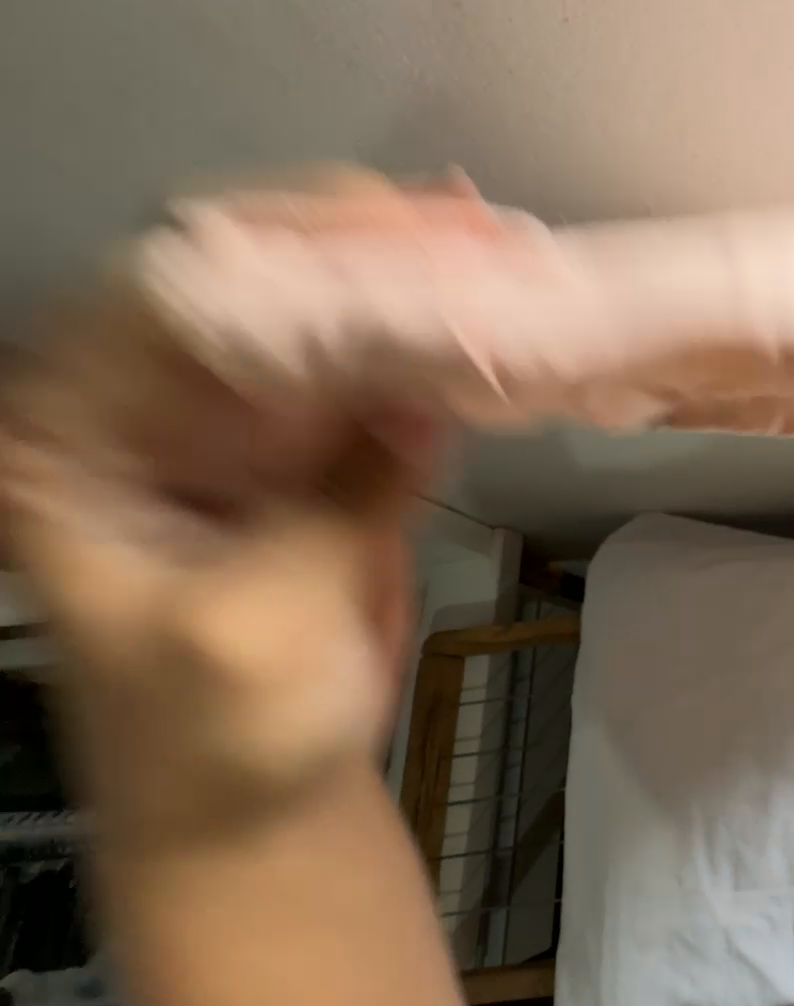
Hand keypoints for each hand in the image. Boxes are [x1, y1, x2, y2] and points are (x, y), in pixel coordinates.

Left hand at [0, 172, 460, 846]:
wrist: (268, 787)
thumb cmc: (218, 730)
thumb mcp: (252, 619)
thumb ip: (327, 503)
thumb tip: (412, 403)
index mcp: (85, 440)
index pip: (166, 296)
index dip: (276, 246)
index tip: (387, 220)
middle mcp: (168, 416)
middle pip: (262, 291)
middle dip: (362, 246)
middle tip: (464, 218)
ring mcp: (264, 435)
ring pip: (339, 332)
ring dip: (416, 291)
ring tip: (496, 251)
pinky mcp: (339, 463)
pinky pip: (391, 389)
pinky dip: (444, 357)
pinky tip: (495, 325)